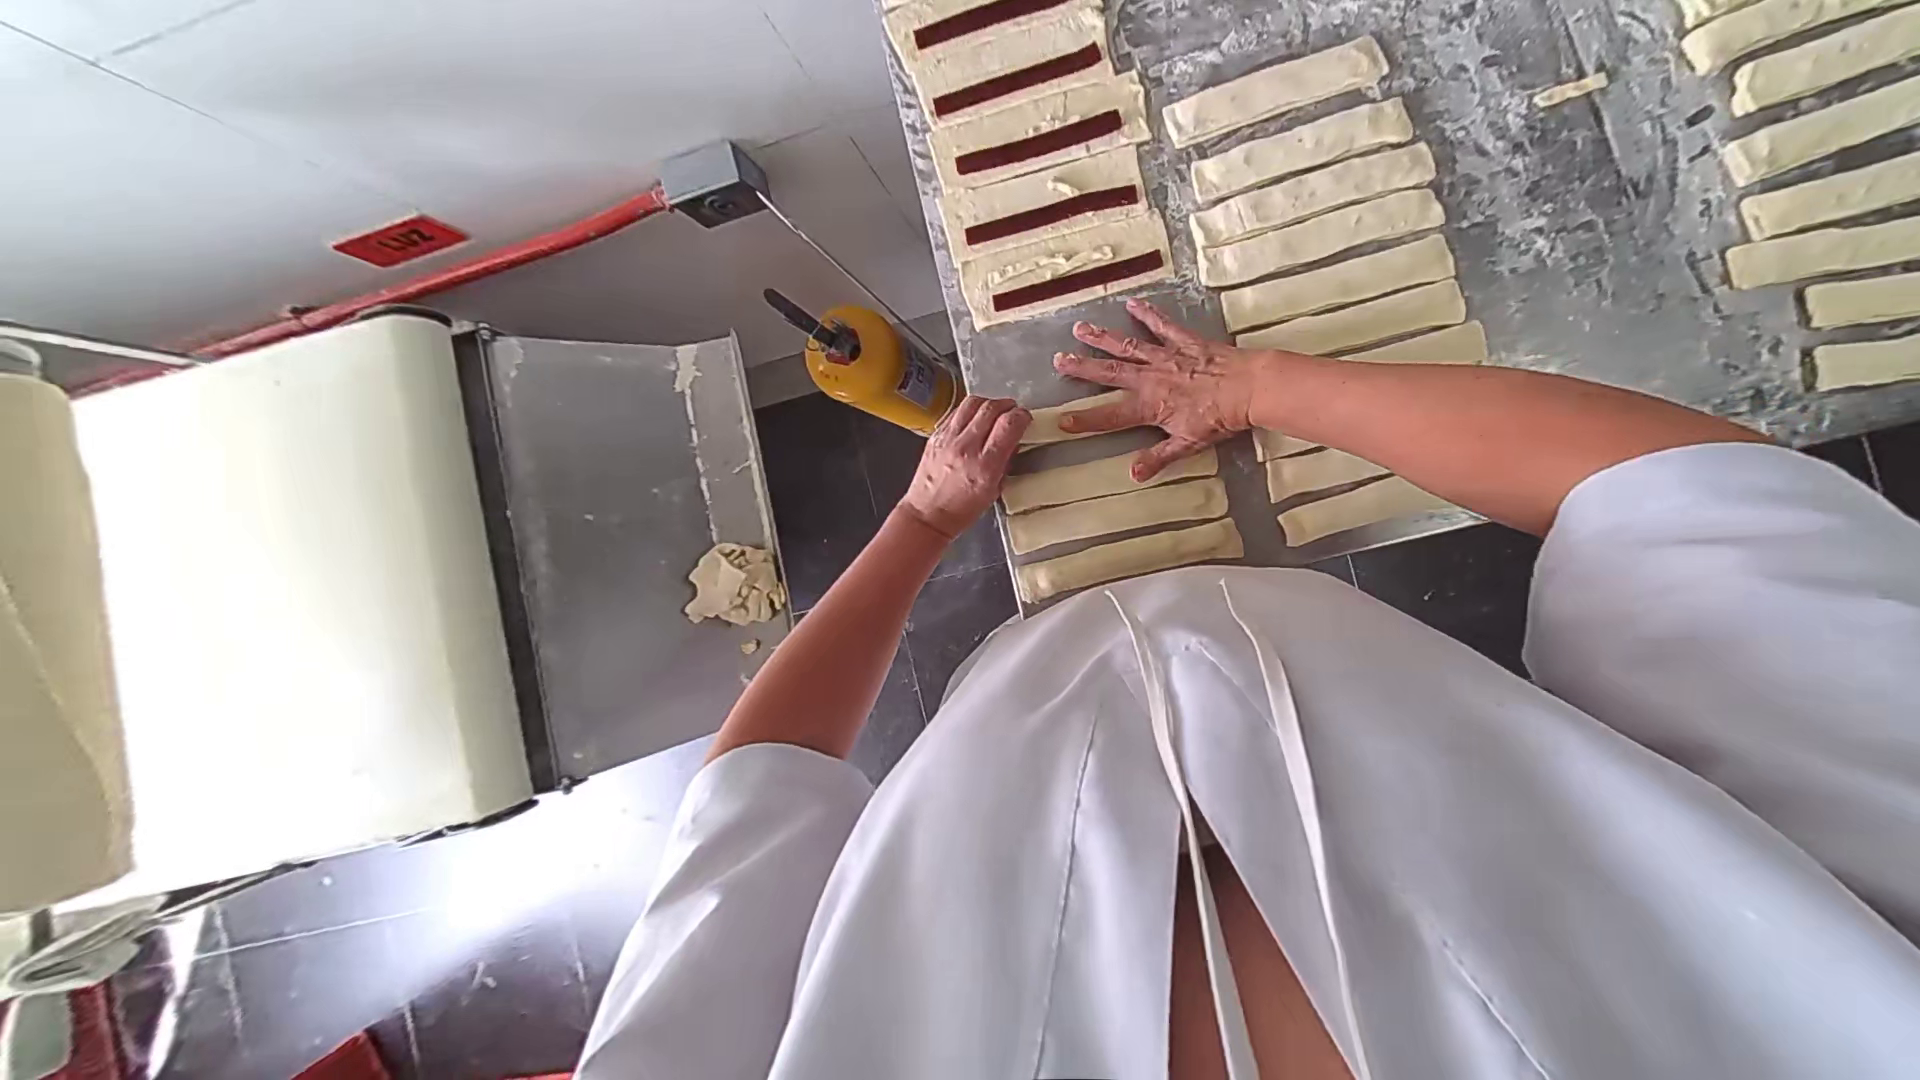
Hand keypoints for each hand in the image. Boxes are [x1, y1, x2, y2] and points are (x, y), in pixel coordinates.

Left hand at [898, 395, 1029, 539]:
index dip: (1022, 416)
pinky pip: (956, 412)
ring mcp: (948, 440)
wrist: (928, 515)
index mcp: (985, 466)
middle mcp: (966, 448)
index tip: (1025, 419)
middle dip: (1007, 406)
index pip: (1009, 425)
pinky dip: (969, 410)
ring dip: (988, 403)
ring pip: (972, 403)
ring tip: (994, 411)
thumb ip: (1005, 462)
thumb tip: (1013, 440)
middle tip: (1012, 412)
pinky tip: (974, 418)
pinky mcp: (935, 436)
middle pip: (991, 408)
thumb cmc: (960, 510)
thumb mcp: (994, 490)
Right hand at [1053, 297, 1276, 480]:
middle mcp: (1150, 379)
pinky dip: (1147, 314)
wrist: (1251, 388)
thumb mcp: (1187, 444)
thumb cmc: (1220, 419)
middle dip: (1082, 367)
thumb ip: (1158, 457)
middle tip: (1058, 359)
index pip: (1110, 417)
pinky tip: (1131, 304)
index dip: (1084, 421)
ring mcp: (1165, 358)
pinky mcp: (1184, 342)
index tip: (1061, 421)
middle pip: (1109, 373)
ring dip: (1102, 337)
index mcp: (1149, 406)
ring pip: (1127, 346)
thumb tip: (1133, 474)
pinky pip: (1162, 326)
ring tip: (1080, 328)